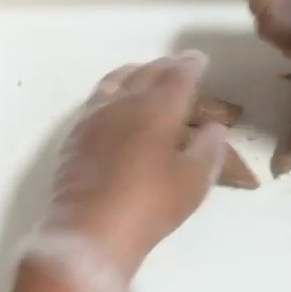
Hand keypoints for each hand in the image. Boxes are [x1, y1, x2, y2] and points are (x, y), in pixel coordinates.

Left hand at [23, 53, 226, 291]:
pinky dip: (112, 89)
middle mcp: (124, 102)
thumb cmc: (150, 206)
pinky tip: (113, 101)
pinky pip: (96, 98)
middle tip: (178, 65)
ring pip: (116, 80)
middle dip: (165, 66)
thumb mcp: (193, 182)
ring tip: (144, 73)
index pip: (178, 76)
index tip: (199, 60)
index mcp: (158, 108)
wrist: (90, 231)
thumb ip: (208, 149)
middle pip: (147, 72)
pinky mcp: (75, 135)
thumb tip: (214, 127)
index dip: (191, 65)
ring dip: (136, 72)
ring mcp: (95, 116)